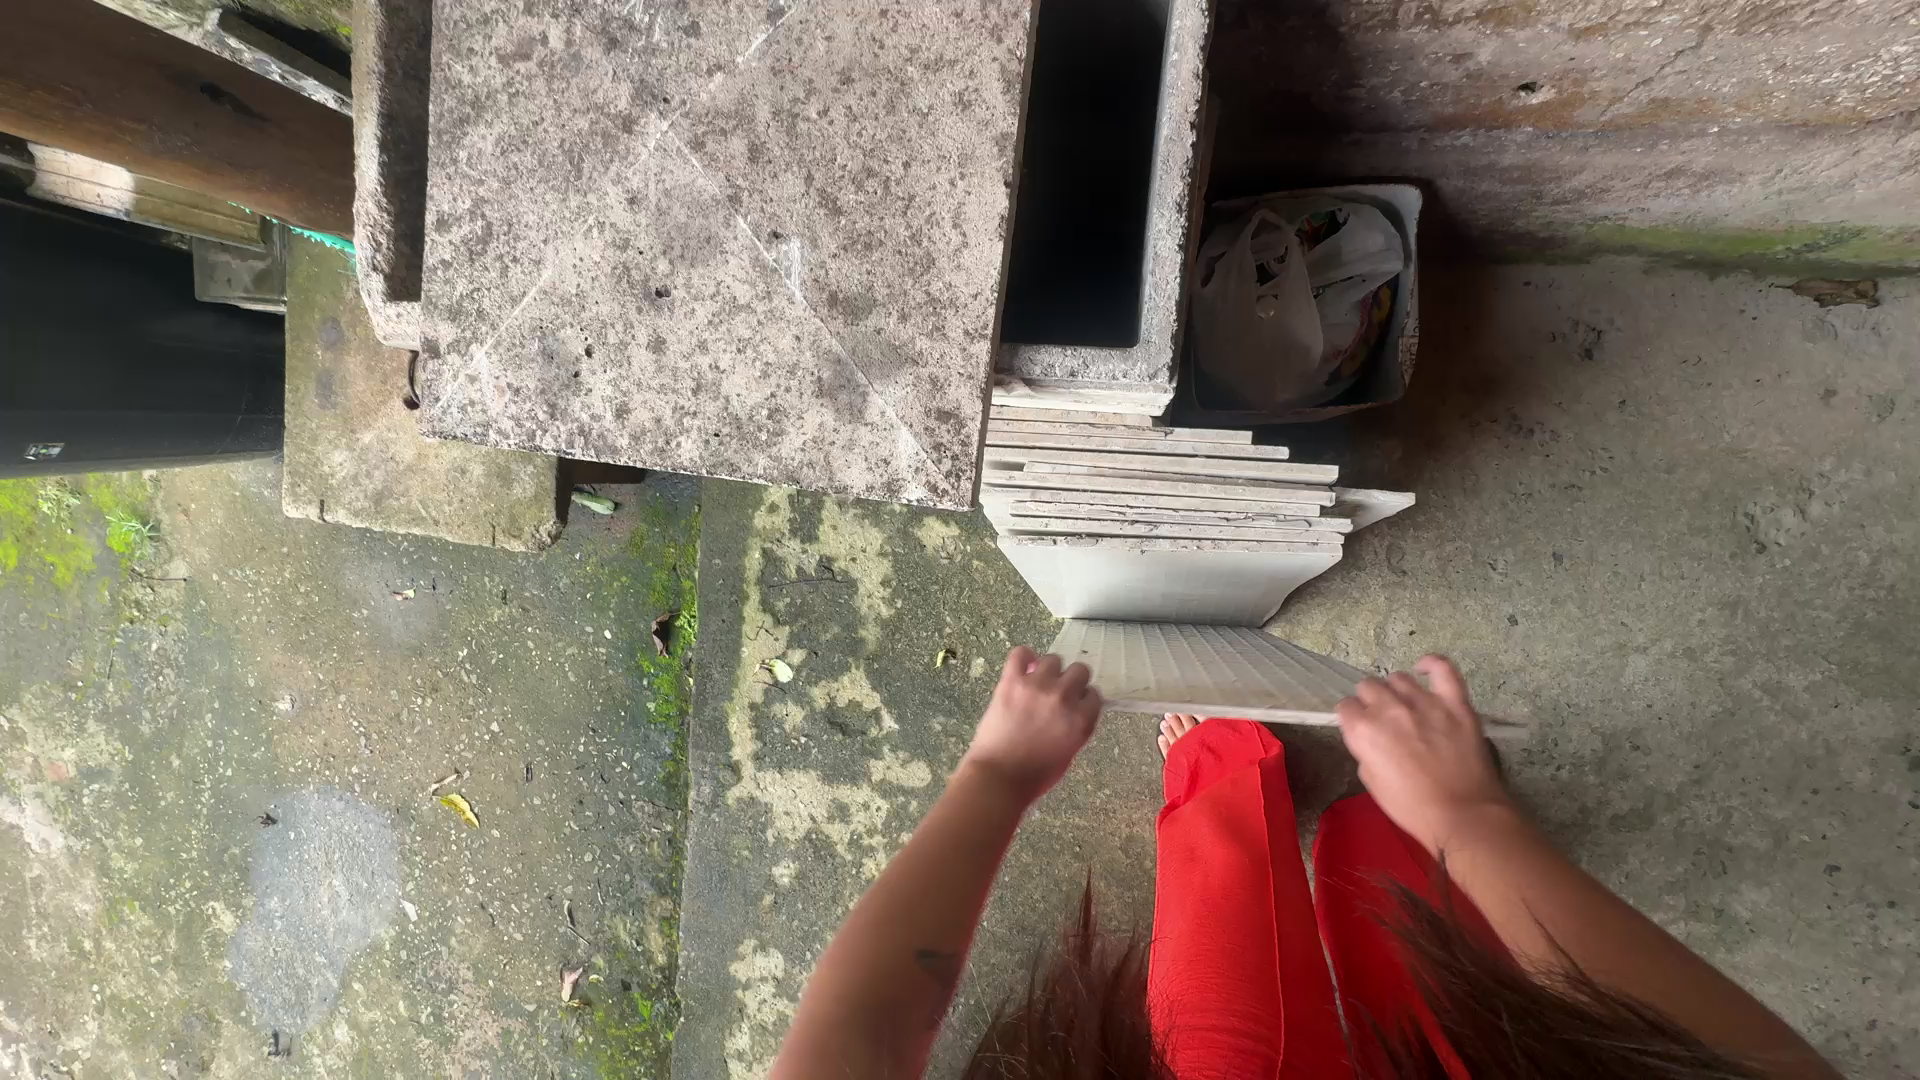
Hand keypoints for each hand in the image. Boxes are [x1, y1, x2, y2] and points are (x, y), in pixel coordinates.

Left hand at [959, 647, 1102, 804]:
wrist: (999, 776)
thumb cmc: (1035, 774)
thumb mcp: (1069, 753)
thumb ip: (1077, 727)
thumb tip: (1073, 708)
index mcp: (1081, 720)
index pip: (1094, 694)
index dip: (1083, 698)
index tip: (1074, 704)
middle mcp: (1063, 698)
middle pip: (1079, 670)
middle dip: (1071, 680)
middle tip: (1057, 692)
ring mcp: (1037, 686)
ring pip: (1053, 659)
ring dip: (1048, 670)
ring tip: (1037, 682)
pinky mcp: (1012, 681)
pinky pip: (1020, 653)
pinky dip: (1023, 656)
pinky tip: (1023, 667)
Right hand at [1335, 655, 1516, 854]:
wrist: (1464, 816)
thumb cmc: (1412, 806)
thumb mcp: (1370, 779)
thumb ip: (1363, 748)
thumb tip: (1368, 734)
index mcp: (1363, 730)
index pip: (1346, 706)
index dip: (1353, 717)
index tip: (1361, 729)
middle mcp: (1389, 710)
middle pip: (1368, 686)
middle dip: (1370, 701)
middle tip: (1384, 720)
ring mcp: (1424, 703)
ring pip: (1398, 678)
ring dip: (1396, 691)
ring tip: (1406, 706)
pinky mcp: (1455, 704)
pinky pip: (1443, 670)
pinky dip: (1432, 664)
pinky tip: (1424, 669)